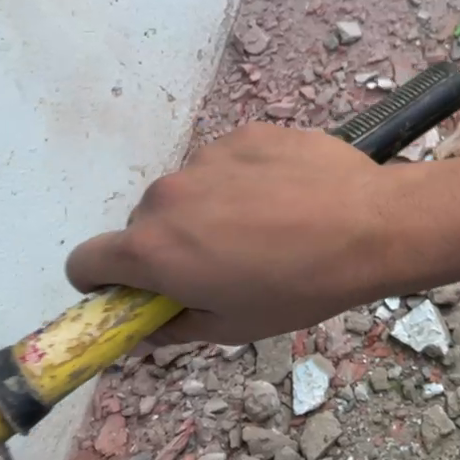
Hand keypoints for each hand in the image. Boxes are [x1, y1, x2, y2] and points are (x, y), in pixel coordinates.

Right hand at [65, 123, 390, 344]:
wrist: (374, 224)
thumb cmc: (303, 285)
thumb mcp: (233, 326)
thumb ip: (174, 326)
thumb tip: (147, 327)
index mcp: (151, 248)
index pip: (85, 261)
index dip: (108, 280)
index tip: (145, 287)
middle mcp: (169, 194)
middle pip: (148, 221)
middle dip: (174, 241)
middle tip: (231, 257)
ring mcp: (213, 155)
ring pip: (194, 186)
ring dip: (214, 203)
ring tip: (273, 221)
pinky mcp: (254, 132)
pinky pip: (233, 158)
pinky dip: (250, 174)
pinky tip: (292, 191)